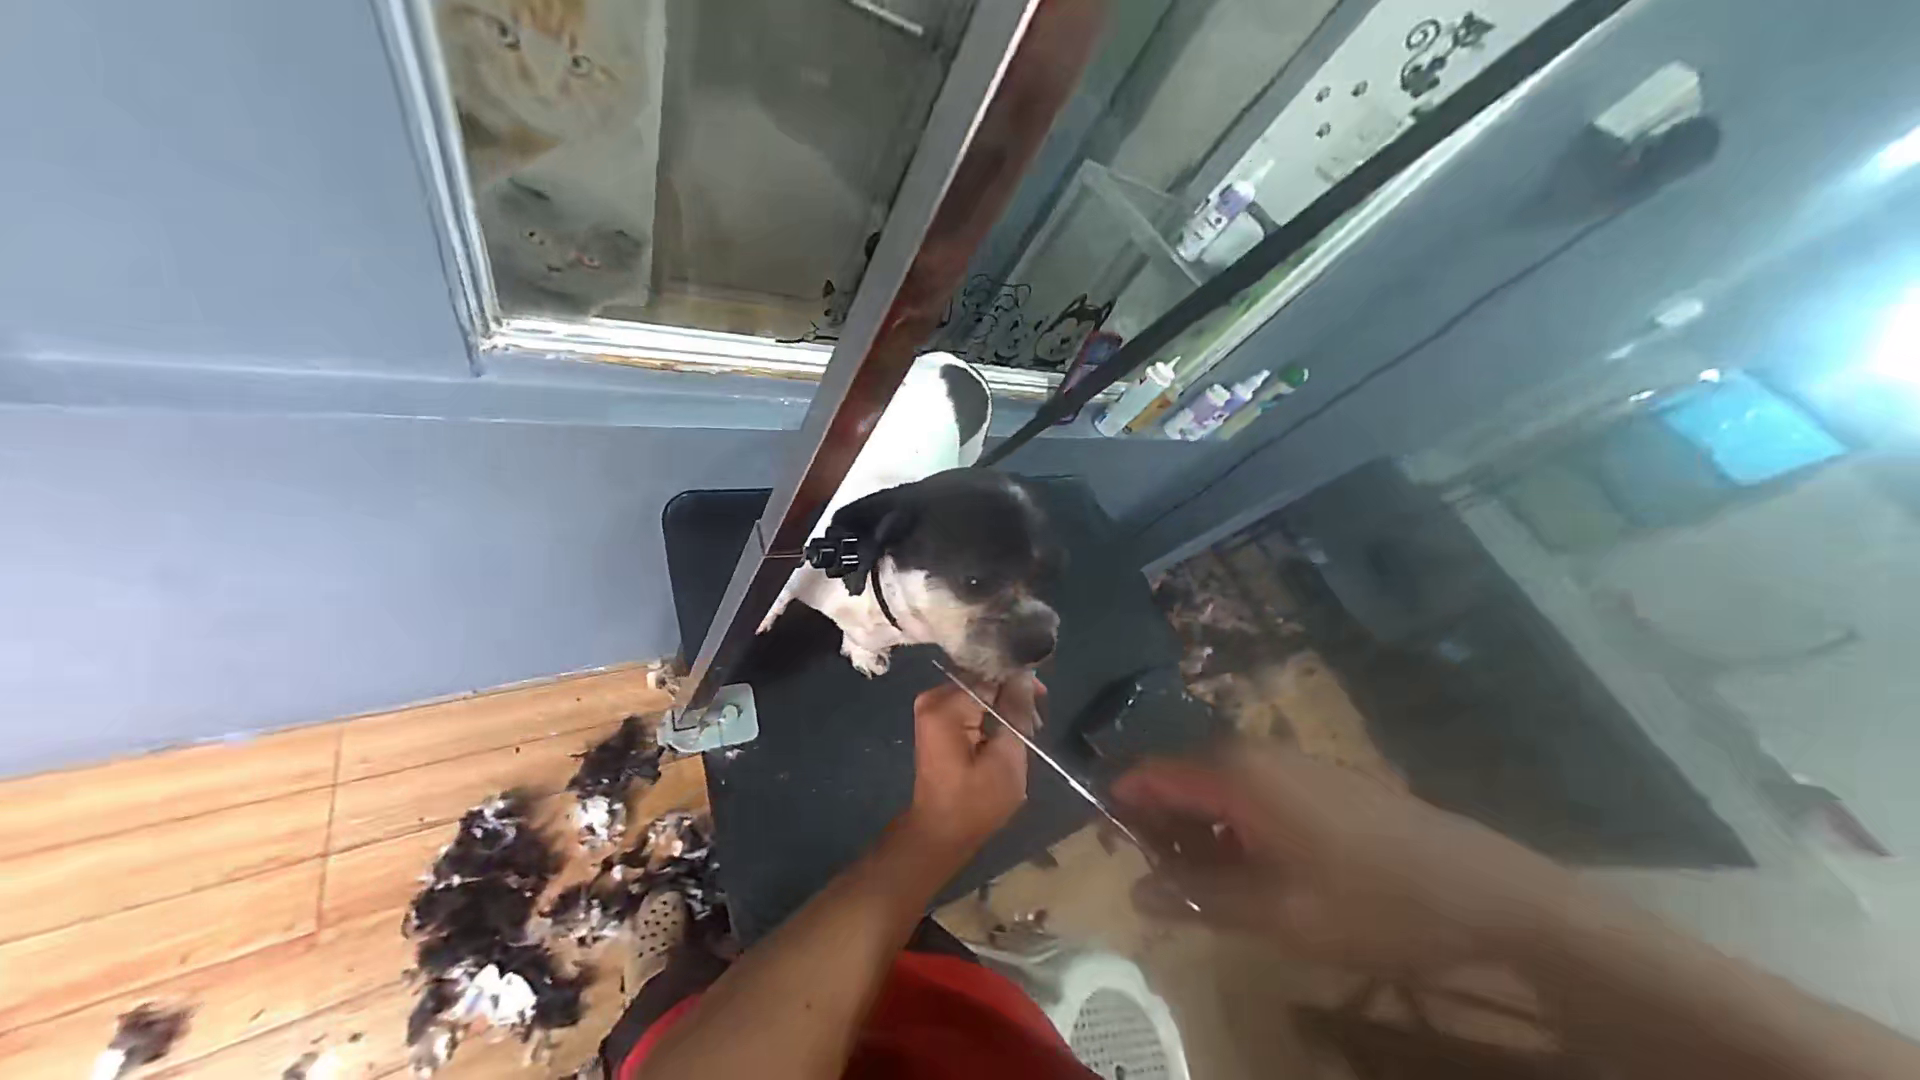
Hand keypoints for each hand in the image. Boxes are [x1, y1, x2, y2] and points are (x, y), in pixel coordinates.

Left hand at [899, 676, 1044, 861]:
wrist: (941, 832)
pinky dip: (990, 715)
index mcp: (945, 707)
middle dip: (1012, 696)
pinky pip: (969, 704)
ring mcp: (931, 708)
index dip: (1019, 683)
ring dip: (1003, 706)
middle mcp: (933, 699)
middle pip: (983, 682)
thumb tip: (1025, 675)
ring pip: (979, 692)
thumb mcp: (1006, 759)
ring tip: (1026, 729)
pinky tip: (1007, 732)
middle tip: (1037, 719)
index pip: (991, 677)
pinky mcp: (936, 719)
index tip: (1043, 697)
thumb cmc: (976, 803)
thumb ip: (1016, 712)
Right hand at [1113, 744, 1577, 971]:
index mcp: (1233, 771)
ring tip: (1210, 884)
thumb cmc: (1371, 899)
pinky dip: (1234, 824)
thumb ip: (1197, 896)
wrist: (1486, 890)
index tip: (1113, 848)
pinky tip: (1256, 869)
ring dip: (1199, 829)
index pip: (1150, 773)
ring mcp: (1286, 759)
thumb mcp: (1276, 912)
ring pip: (1214, 785)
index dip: (1122, 806)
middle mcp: (1251, 751)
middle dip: (1161, 825)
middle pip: (1179, 777)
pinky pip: (1249, 789)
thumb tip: (1137, 891)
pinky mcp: (1312, 775)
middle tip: (1165, 881)